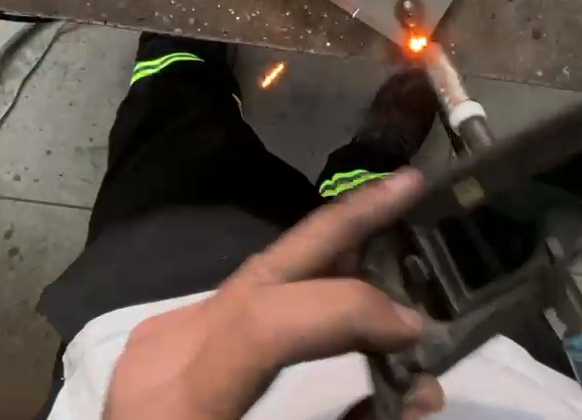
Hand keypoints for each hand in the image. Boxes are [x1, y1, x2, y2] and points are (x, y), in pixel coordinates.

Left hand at [104, 170, 445, 419]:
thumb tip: (419, 391)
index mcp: (179, 402)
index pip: (268, 324)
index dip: (347, 311)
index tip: (412, 327)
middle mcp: (165, 349)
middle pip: (267, 264)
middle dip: (345, 220)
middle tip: (409, 184)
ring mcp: (161, 333)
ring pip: (261, 271)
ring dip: (329, 247)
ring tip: (389, 222)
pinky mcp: (168, 333)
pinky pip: (248, 293)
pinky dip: (300, 280)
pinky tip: (336, 274)